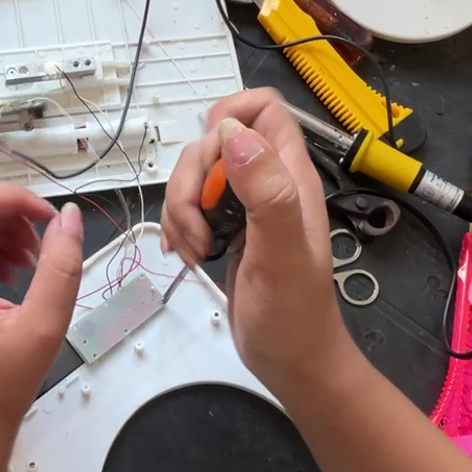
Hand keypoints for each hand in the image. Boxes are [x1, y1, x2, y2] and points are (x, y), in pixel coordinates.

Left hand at [0, 185, 83, 467]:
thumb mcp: (44, 325)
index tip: (52, 219)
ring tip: (33, 260)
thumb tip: (69, 218)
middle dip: (9, 210)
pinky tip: (15, 270)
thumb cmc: (1, 387)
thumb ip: (61, 266)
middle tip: (44, 236)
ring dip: (0, 228)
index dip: (18, 199)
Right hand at [162, 89, 356, 391]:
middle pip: (212, 144)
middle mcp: (265, 182)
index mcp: (289, 176)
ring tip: (196, 251)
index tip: (210, 161)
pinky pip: (187, 208)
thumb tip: (233, 134)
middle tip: (200, 229)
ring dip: (180, 211)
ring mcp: (242, 207)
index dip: (230, 116)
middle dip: (190, 184)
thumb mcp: (283, 254)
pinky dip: (177, 227)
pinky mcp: (223, 229)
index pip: (263, 109)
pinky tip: (187, 254)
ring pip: (194, 178)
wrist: (291, 362)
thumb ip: (266, 192)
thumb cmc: (294, 315)